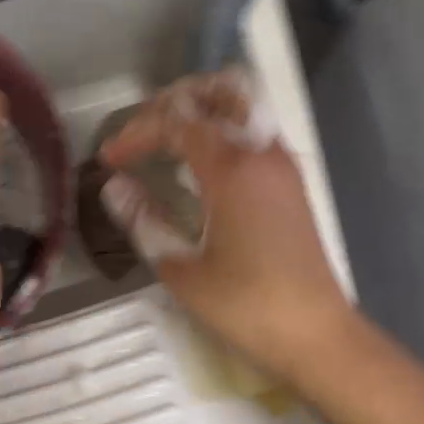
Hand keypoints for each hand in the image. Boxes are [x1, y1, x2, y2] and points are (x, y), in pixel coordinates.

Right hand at [99, 70, 356, 384]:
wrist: (313, 333)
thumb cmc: (245, 307)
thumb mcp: (183, 271)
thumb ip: (146, 222)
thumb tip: (115, 188)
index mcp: (233, 168)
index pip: (178, 122)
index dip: (137, 133)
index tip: (109, 159)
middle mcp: (263, 153)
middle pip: (223, 90)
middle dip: (178, 99)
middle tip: (145, 127)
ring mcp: (283, 166)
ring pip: (246, 108)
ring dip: (205, 111)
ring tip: (169, 139)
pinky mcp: (291, 186)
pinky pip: (256, 136)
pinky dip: (225, 134)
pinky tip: (200, 167)